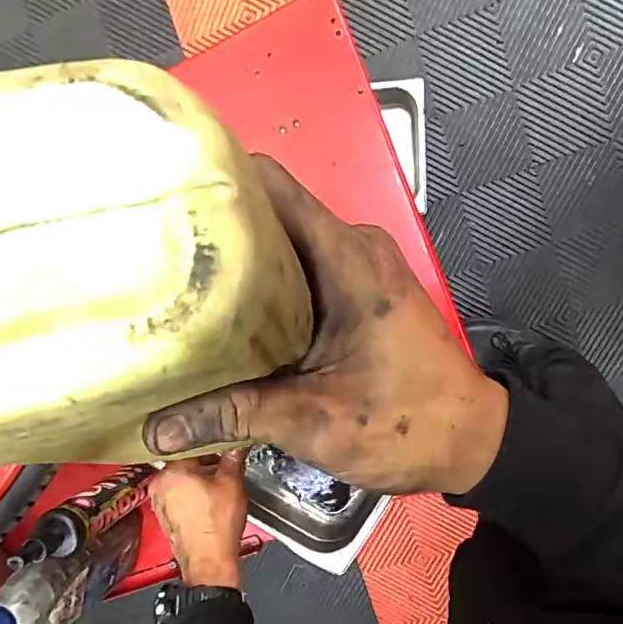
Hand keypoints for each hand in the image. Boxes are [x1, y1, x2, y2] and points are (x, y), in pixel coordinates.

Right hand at [144, 156, 507, 494]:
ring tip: (172, 288)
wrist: (473, 442)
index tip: (159, 198)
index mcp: (347, 255)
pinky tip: (224, 321)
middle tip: (149, 257)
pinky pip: (302, 276)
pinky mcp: (361, 296)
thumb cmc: (406, 424)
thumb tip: (156, 428)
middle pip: (269, 216)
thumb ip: (233, 414)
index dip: (213, 180)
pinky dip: (264, 292)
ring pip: (284, 249)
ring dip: (236, 267)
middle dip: (212, 232)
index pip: (269, 184)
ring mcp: (360, 270)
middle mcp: (354, 248)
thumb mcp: (314, 420)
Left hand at [150, 450, 249, 588]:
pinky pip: (178, 497)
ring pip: (181, 480)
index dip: (212, 447)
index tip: (225, 449)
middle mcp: (159, 485)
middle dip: (205, 464)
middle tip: (225, 468)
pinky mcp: (164, 517)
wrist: (209, 560)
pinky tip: (209, 502)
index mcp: (171, 470)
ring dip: (198, 480)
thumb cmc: (217, 525)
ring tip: (219, 486)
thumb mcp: (232, 483)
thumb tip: (235, 446)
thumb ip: (232, 459)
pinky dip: (192, 495)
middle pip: (184, 463)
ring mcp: (159, 502)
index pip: (191, 446)